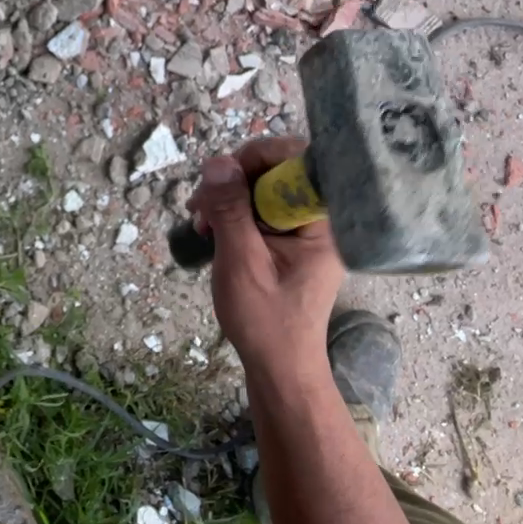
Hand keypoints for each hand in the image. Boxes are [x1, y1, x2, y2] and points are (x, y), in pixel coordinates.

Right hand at [189, 137, 343, 384]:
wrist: (278, 366)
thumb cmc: (265, 319)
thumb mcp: (241, 261)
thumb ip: (230, 210)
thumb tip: (217, 161)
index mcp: (320, 222)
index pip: (298, 160)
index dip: (258, 157)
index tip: (224, 178)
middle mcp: (316, 218)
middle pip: (275, 169)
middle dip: (233, 179)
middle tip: (202, 206)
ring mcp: (301, 228)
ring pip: (260, 186)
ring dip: (225, 197)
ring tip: (201, 222)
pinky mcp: (286, 238)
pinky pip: (257, 206)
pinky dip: (230, 211)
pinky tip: (210, 229)